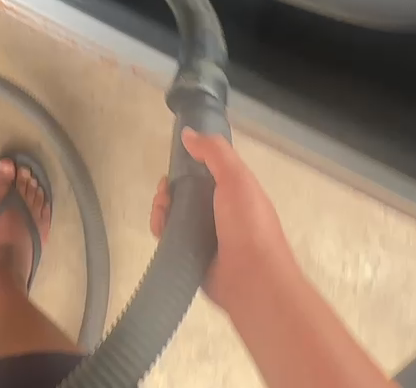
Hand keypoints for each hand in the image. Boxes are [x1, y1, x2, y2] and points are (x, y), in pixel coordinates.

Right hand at [151, 128, 296, 318]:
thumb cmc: (249, 225)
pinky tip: (161, 229)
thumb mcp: (237, 179)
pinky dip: (161, 229)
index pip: (205, 171)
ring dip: (162, 207)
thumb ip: (214, 152)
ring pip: (174, 213)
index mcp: (233, 192)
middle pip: (185, 191)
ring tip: (162, 212)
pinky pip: (169, 237)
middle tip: (164, 192)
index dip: (187, 163)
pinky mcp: (191, 256)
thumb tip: (187, 134)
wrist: (254, 282)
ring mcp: (205, 235)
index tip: (174, 161)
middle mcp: (219, 212)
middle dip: (169, 187)